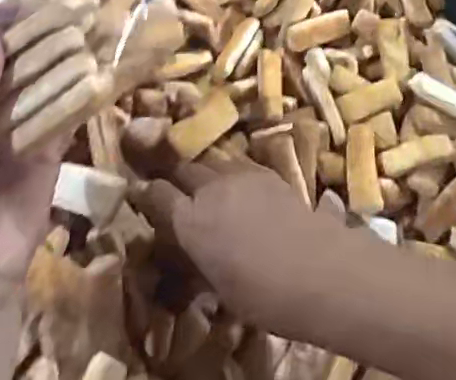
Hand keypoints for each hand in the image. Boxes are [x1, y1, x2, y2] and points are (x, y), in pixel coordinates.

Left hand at [0, 27, 60, 379]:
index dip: (0, 25)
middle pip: (18, 64)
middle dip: (41, 35)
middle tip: (73, 1)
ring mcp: (23, 127)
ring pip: (46, 83)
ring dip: (66, 56)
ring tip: (93, 22)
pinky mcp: (53, 146)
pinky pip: (68, 112)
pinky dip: (84, 90)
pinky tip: (103, 64)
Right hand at [130, 162, 358, 329]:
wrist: (314, 267)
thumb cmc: (260, 293)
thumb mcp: (217, 286)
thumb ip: (198, 258)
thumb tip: (191, 250)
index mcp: (190, 220)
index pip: (157, 195)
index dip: (147, 194)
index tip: (141, 195)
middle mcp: (211, 188)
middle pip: (185, 170)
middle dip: (177, 178)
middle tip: (174, 189)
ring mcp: (241, 174)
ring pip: (213, 162)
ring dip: (206, 172)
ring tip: (207, 186)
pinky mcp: (267, 171)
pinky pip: (239, 165)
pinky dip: (232, 173)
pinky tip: (239, 188)